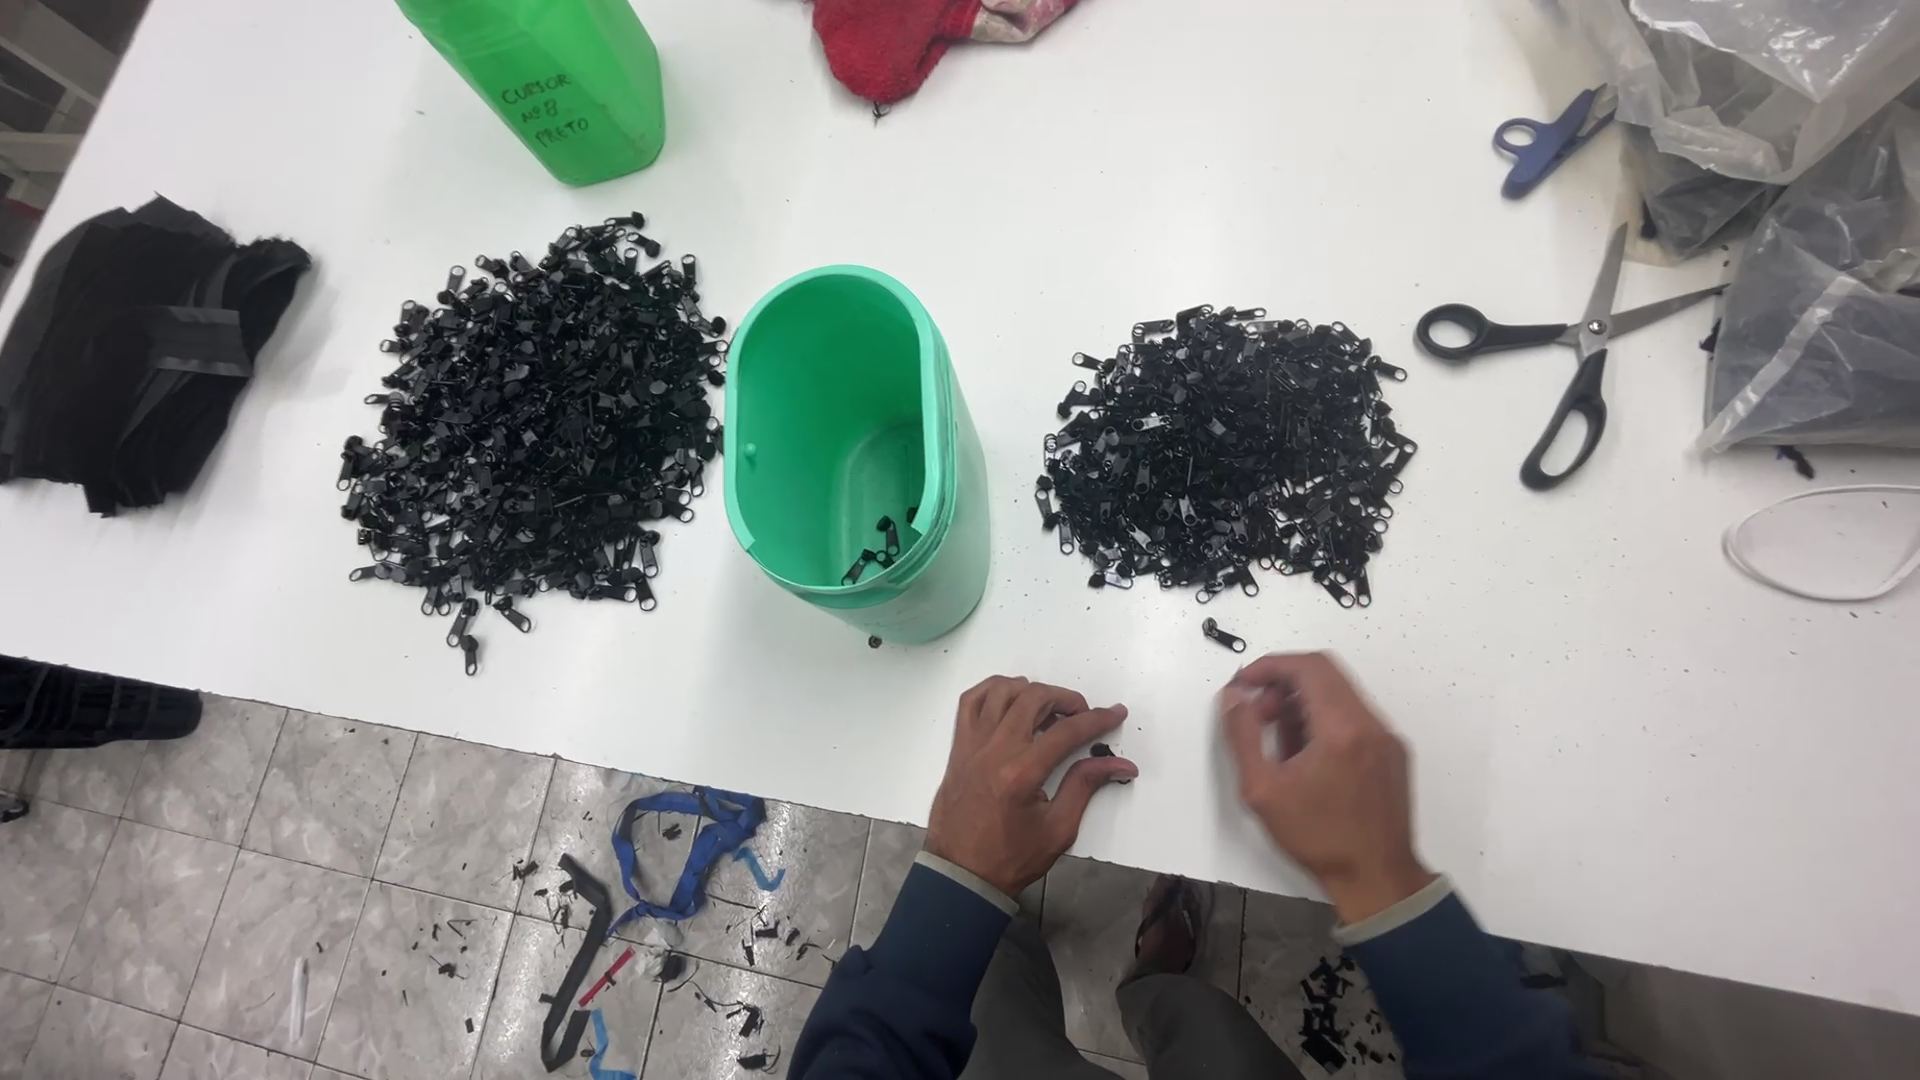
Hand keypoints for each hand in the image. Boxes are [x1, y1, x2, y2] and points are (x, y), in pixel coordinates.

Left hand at [925, 676, 1136, 897]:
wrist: (960, 873)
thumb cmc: (1010, 858)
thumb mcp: (1058, 830)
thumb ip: (1085, 787)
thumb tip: (1120, 764)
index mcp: (1021, 774)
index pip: (1066, 732)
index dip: (1096, 720)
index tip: (1115, 714)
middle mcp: (994, 751)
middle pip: (1033, 699)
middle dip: (1066, 699)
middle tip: (1081, 714)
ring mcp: (972, 744)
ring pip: (1001, 691)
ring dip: (1030, 691)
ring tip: (1047, 708)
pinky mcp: (959, 746)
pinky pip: (971, 701)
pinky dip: (993, 690)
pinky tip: (1011, 699)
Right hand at [1220, 652, 1434, 923]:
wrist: (1378, 880)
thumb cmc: (1319, 838)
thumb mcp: (1263, 789)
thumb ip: (1242, 735)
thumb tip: (1234, 697)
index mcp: (1342, 729)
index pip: (1308, 667)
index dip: (1270, 666)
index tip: (1245, 684)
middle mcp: (1371, 725)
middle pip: (1324, 674)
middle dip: (1283, 684)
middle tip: (1258, 712)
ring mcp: (1386, 739)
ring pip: (1339, 694)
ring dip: (1301, 702)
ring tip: (1278, 741)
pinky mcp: (1392, 753)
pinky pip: (1353, 716)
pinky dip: (1322, 719)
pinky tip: (1304, 755)